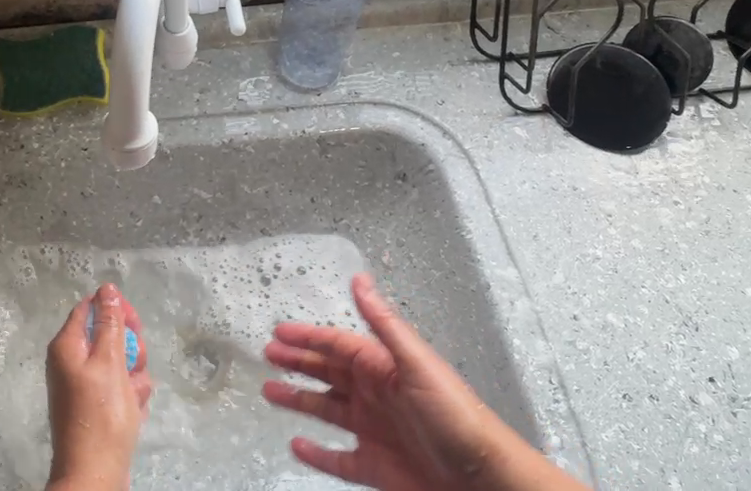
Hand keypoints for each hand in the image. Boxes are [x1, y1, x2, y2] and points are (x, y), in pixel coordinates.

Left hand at [45, 283, 152, 490]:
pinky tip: (136, 408)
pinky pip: (117, 386)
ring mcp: (82, 385)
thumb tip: (106, 289)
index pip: (91, 308)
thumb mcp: (109, 361)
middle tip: (136, 364)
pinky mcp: (95, 406)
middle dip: (129, 348)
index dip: (115, 312)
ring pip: (117, 362)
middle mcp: (70, 361)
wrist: (95, 475)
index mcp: (67, 345)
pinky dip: (130, 394)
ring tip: (136, 394)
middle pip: (107, 335)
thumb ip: (110, 323)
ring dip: (134, 374)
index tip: (134, 327)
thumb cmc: (101, 415)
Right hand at [262, 274, 586, 490]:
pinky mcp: (376, 467)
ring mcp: (373, 431)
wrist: (482, 479)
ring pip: (326, 410)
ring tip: (270, 392)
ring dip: (299, 400)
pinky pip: (338, 458)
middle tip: (268, 354)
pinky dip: (316, 454)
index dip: (308, 336)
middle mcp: (374, 394)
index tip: (279, 331)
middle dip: (298, 361)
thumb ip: (384, 323)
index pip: (337, 344)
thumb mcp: (416, 362)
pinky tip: (298, 446)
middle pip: (328, 372)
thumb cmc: (454, 416)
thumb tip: (360, 279)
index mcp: (382, 366)